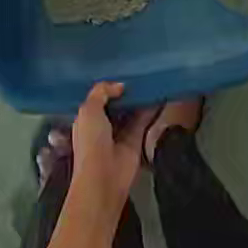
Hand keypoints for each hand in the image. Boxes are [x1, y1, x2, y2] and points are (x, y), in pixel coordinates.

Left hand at [69, 82, 154, 211]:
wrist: (104, 178)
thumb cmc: (91, 142)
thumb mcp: (89, 110)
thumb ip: (102, 92)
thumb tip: (121, 85)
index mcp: (88, 118)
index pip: (99, 97)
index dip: (109, 86)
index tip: (121, 70)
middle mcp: (104, 124)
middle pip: (117, 102)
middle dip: (126, 90)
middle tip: (139, 70)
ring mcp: (121, 132)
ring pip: (132, 109)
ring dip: (140, 97)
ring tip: (151, 78)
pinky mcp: (136, 139)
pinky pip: (144, 119)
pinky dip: (151, 108)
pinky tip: (159, 93)